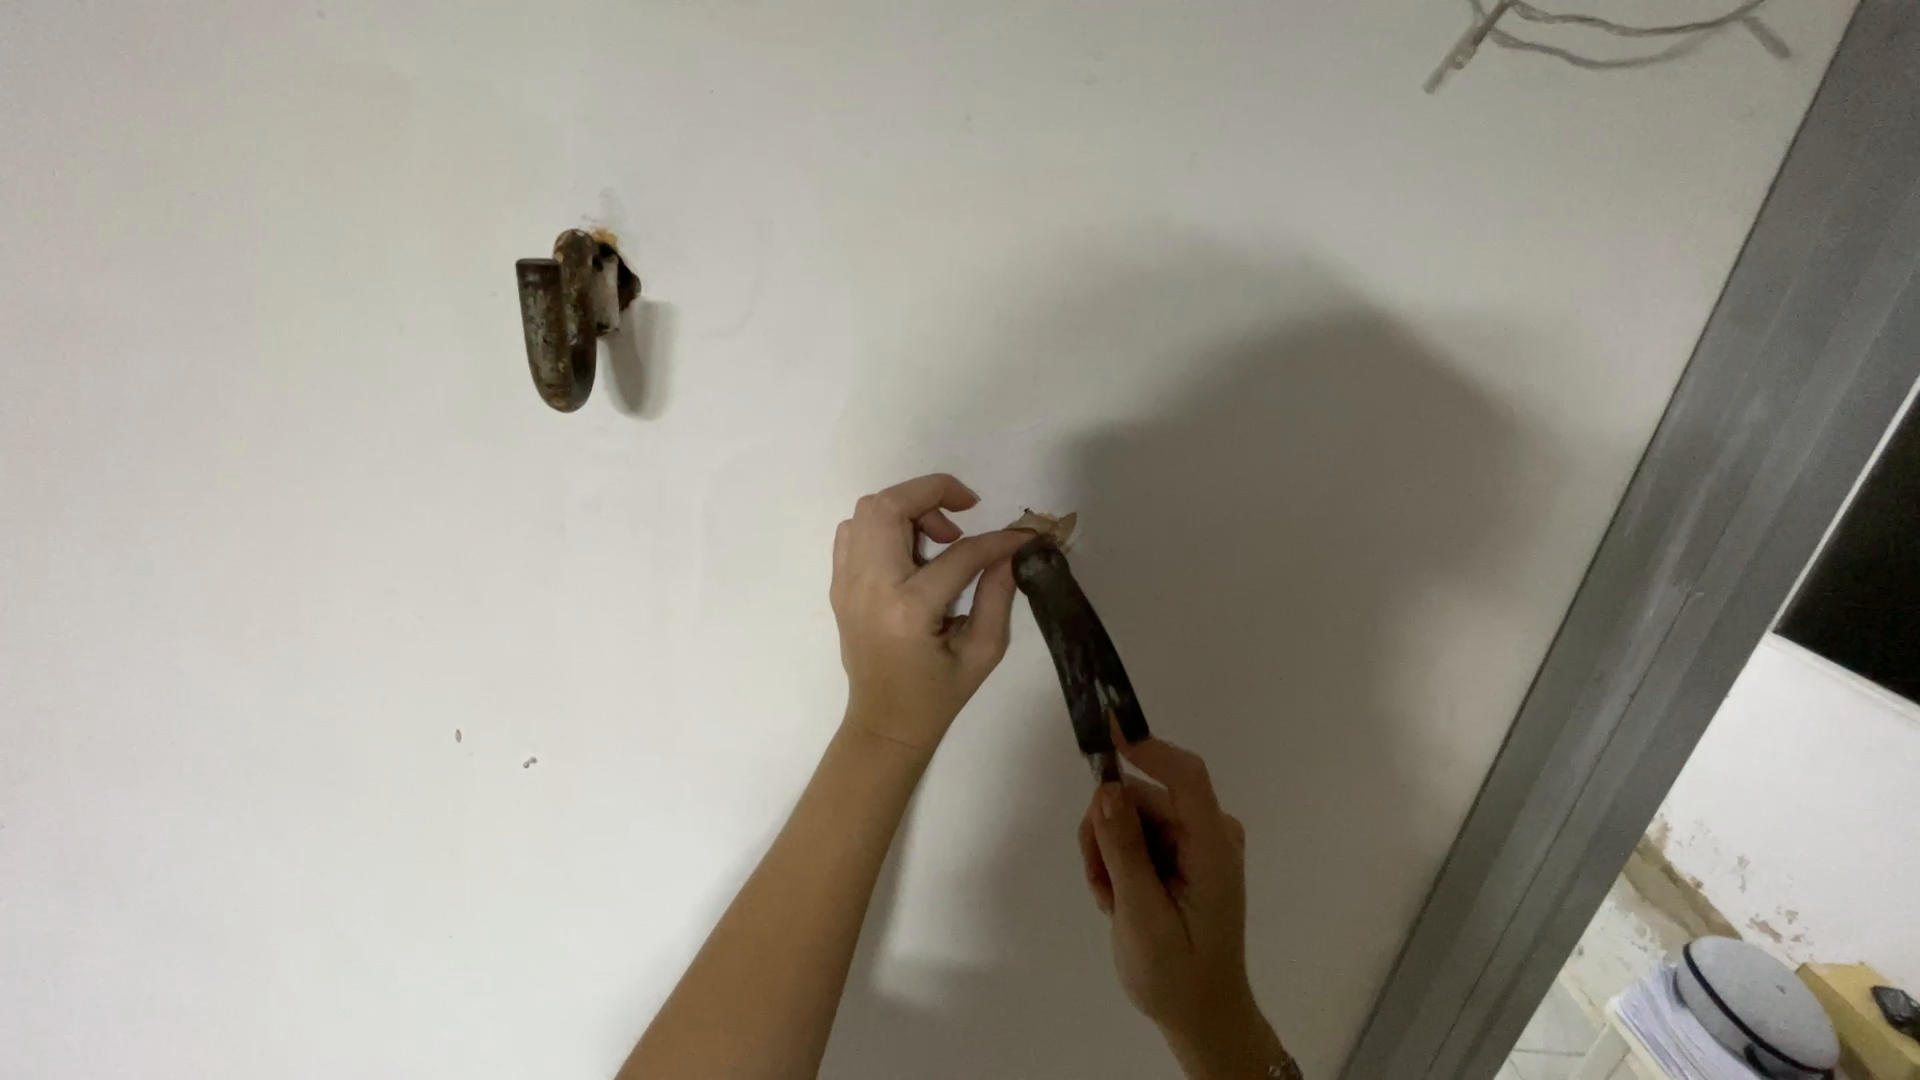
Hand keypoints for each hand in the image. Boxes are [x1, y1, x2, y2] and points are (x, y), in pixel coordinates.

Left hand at [830, 474, 1032, 755]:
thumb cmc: (937, 695)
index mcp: (908, 610)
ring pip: (867, 511)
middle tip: (963, 516)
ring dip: (906, 508)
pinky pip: (854, 531)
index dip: (997, 540)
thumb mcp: (982, 652)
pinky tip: (911, 551)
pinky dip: (884, 524)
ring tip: (937, 538)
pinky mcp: (839, 585)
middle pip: (888, 507)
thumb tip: (1011, 549)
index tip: (1022, 537)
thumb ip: (998, 595)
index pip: (959, 554)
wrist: (884, 724)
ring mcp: (846, 584)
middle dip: (932, 494)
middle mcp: (869, 588)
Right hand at [1079, 732, 1299, 1079]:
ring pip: (1130, 814)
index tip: (1103, 729)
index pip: (1186, 775)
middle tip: (1098, 882)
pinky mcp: (1182, 850)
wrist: (1201, 1016)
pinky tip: (1117, 897)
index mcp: (1213, 845)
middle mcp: (1209, 832)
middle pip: (1142, 797)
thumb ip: (1124, 850)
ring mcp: (1196, 840)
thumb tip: (1107, 789)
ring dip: (1108, 852)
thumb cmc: (1177, 974)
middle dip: (1107, 832)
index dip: (1146, 746)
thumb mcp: (1143, 916)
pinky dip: (1116, 859)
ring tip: (1110, 899)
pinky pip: (1134, 831)